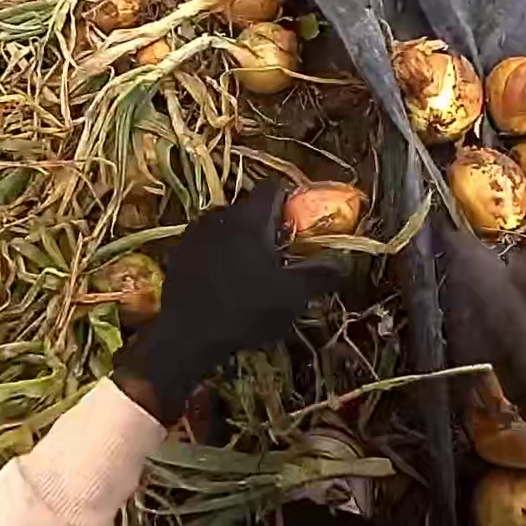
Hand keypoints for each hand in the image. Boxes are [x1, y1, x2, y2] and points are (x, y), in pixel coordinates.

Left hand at [115, 181, 343, 422]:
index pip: (274, 187)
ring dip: (242, 237)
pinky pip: (208, 240)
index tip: (299, 221)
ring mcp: (195, 231)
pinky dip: (220, 250)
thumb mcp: (291, 296)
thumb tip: (345, 264)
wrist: (185, 338)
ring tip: (252, 266)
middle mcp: (221, 215)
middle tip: (281, 249)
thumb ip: (320, 275)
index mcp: (250, 218)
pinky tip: (225, 278)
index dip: (290, 198)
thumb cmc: (245, 310)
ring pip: (228, 223)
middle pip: (251, 206)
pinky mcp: (179, 251)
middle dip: (267, 222)